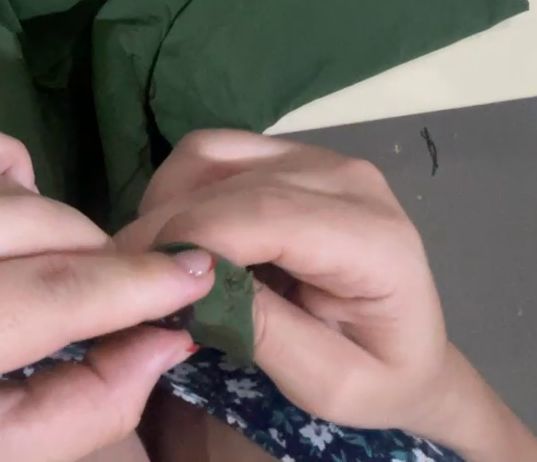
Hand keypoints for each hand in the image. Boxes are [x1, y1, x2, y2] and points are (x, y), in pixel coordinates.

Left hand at [0, 122, 217, 461]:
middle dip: (96, 255)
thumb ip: (90, 400)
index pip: (52, 292)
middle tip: (125, 292)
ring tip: (51, 275)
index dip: (136, 283)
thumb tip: (169, 330)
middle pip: (30, 223)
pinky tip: (8, 205)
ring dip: (44, 223)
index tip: (199, 271)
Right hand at [116, 131, 536, 460]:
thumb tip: (194, 282)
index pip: (267, 215)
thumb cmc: (378, 379)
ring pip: (209, 154)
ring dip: (167, 201)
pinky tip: (176, 230)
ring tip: (153, 257)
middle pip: (229, 183)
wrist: (411, 351)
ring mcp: (313, 154)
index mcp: (374, 239)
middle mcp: (345, 177)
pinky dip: (178, 185)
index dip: (195, 237)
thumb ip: (267, 333)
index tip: (143, 277)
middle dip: (165, 227)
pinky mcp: (284, 150)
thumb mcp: (331, 387)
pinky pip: (210, 150)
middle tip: (125, 276)